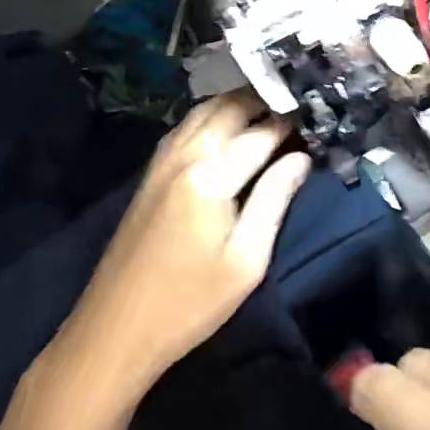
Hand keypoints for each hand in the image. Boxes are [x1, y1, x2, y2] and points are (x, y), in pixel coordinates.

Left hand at [66, 93, 310, 386]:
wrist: (115, 329)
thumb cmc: (190, 302)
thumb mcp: (246, 260)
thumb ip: (274, 199)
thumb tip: (301, 157)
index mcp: (209, 176)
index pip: (259, 136)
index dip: (288, 126)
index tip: (314, 118)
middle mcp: (183, 156)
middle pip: (227, 109)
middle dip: (262, 100)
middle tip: (294, 104)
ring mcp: (162, 161)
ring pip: (203, 111)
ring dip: (236, 102)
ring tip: (268, 107)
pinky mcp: (150, 173)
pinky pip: (185, 126)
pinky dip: (211, 115)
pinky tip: (226, 126)